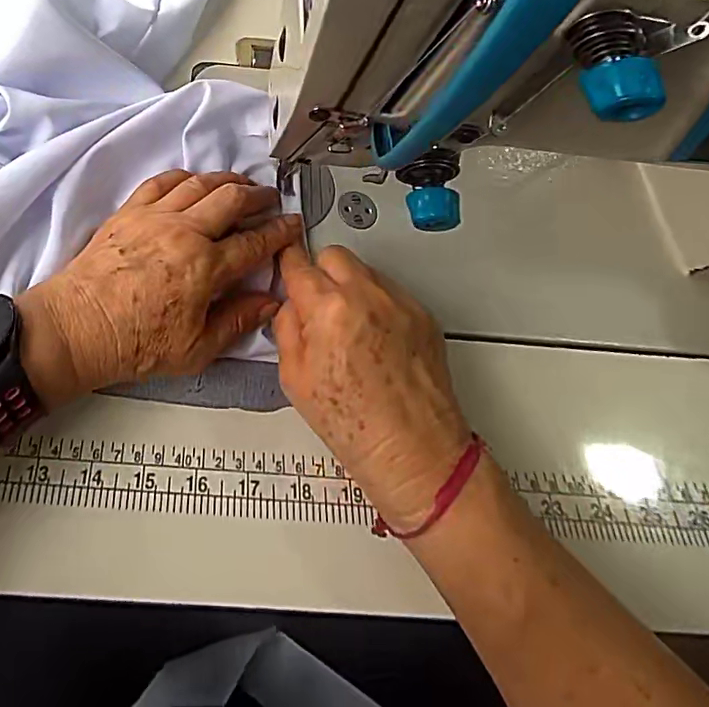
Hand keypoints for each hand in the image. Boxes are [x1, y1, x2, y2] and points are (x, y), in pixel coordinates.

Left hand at [16, 171, 299, 407]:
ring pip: (198, 184)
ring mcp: (153, 218)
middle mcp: (183, 233)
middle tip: (268, 199)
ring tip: (238, 184)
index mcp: (205, 267)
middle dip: (257, 196)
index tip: (291, 225)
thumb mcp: (196, 348)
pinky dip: (181, 177)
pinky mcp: (128, 213)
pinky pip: (160, 182)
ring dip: (224, 180)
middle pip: (231, 200)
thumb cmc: (135, 343)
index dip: (279, 232)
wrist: (78, 327)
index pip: (254, 242)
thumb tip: (268, 302)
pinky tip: (191, 182)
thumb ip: (236, 321)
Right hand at [273, 244, 473, 533]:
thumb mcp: (293, 376)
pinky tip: (371, 337)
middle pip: (332, 255)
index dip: (285, 264)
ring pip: (363, 270)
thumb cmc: (356, 424)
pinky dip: (375, 302)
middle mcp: (368, 297)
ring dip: (348, 285)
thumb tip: (290, 304)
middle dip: (319, 272)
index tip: (284, 267)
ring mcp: (400, 304)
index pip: (297, 262)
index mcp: (329, 309)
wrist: (415, 453)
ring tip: (346, 326)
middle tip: (314, 301)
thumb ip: (286, 326)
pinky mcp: (423, 315)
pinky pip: (389, 291)